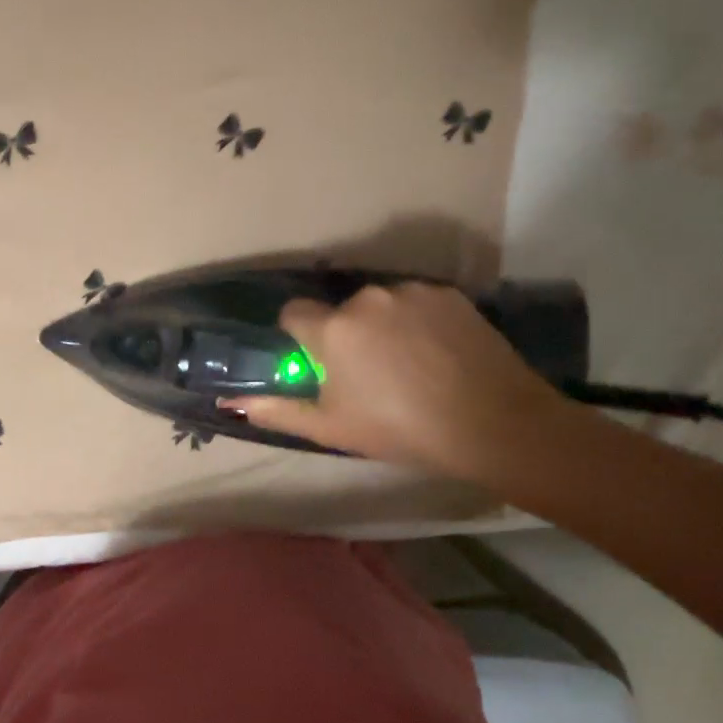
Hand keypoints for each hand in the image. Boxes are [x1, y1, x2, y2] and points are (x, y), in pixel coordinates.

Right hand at [224, 283, 567, 475]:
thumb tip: (230, 403)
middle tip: (364, 378)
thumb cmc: (399, 430)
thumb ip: (276, 409)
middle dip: (342, 336)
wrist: (491, 422)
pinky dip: (416, 323)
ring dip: (380, 327)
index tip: (313, 365)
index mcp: (332, 329)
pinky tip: (434, 356)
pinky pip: (415, 303)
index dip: (296, 338)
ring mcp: (413, 292)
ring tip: (405, 367)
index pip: (293, 313)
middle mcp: (367, 298)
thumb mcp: (329, 428)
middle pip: (339, 311)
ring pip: (379, 306)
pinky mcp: (450, 294)